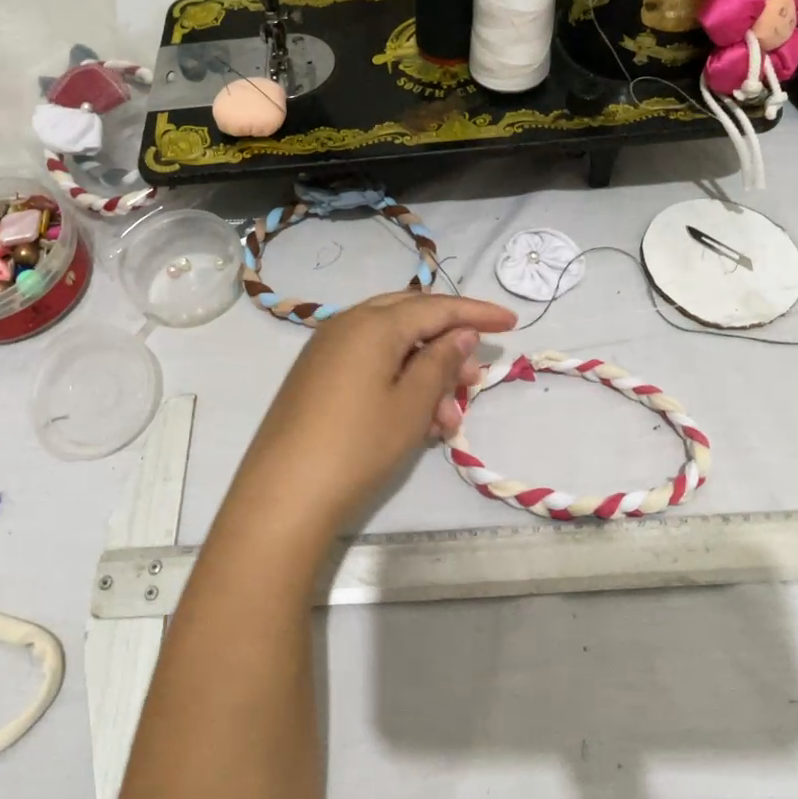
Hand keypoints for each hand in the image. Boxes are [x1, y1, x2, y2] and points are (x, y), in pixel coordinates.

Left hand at [230, 293, 517, 532]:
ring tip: (447, 418)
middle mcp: (346, 324)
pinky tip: (414, 416)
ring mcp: (325, 349)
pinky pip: (367, 361)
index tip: (511, 323)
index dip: (476, 313)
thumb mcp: (411, 404)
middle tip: (475, 377)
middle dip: (448, 342)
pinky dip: (397, 379)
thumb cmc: (358, 445)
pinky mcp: (315, 375)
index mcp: (373, 323)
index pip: (436, 307)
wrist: (285, 492)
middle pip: (410, 317)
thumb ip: (440, 362)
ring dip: (424, 371)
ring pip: (389, 344)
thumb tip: (459, 332)